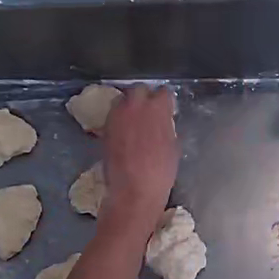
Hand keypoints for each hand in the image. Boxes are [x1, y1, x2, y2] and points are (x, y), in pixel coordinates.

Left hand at [102, 86, 178, 224]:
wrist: (135, 189)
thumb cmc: (162, 171)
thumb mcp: (173, 146)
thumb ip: (167, 127)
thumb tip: (164, 123)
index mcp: (158, 108)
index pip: (163, 92)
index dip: (165, 101)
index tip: (166, 109)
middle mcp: (136, 106)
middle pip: (139, 89)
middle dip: (145, 96)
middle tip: (149, 110)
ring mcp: (117, 116)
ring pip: (122, 100)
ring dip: (129, 105)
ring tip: (134, 119)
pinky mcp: (105, 128)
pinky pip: (113, 115)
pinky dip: (119, 119)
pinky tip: (124, 132)